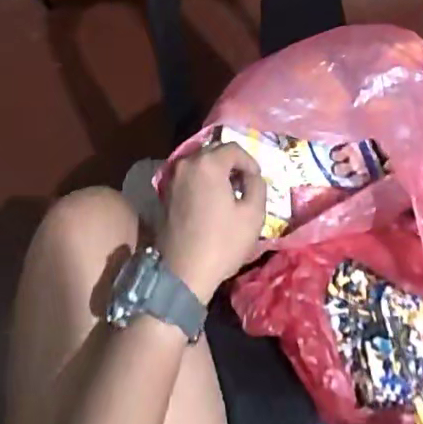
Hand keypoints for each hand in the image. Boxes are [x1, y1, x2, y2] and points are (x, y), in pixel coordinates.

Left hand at [157, 144, 266, 301]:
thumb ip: (257, 185)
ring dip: (216, 170)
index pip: (234, 149)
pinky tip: (211, 199)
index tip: (257, 180)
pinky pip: (189, 175)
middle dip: (232, 163)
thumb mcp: (253, 214)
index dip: (250, 162)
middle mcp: (187, 163)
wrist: (183, 274)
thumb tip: (251, 176)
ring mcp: (173, 177)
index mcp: (208, 164)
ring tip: (229, 190)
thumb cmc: (222, 243)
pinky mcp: (165, 192)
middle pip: (215, 151)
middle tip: (244, 183)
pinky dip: (202, 180)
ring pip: (200, 162)